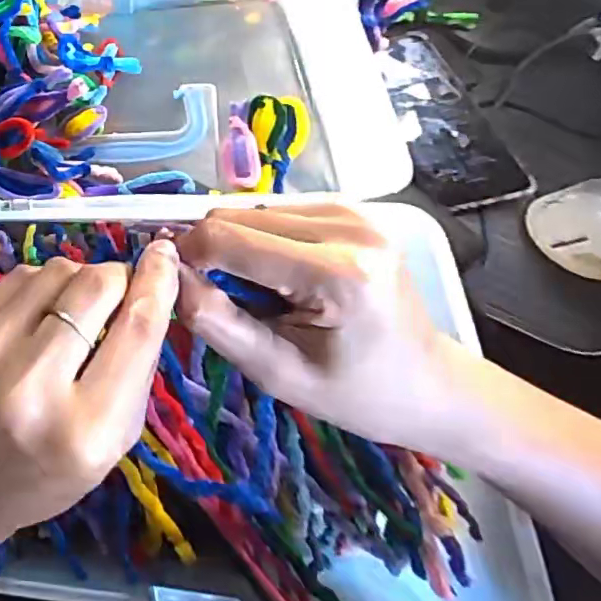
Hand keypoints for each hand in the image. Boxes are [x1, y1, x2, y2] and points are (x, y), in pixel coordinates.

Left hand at [0, 243, 179, 560]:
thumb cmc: (50, 466)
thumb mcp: (112, 439)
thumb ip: (136, 367)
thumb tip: (150, 286)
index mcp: (86, 428)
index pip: (135, 331)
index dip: (157, 283)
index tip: (166, 254)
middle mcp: (33, 382)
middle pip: (94, 287)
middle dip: (116, 276)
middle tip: (120, 287)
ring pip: (57, 270)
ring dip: (78, 279)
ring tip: (74, 308)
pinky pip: (21, 274)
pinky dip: (42, 284)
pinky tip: (39, 312)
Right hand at [174, 205, 479, 455]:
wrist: (433, 387)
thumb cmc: (358, 393)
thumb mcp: (277, 373)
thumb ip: (214, 319)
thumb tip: (167, 272)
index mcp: (336, 273)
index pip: (225, 239)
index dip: (187, 258)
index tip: (178, 287)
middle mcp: (345, 227)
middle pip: (231, 217)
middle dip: (209, 253)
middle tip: (219, 297)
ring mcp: (348, 211)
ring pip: (245, 210)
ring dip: (232, 244)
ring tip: (255, 289)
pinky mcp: (345, 207)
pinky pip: (268, 210)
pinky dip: (255, 238)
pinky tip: (275, 272)